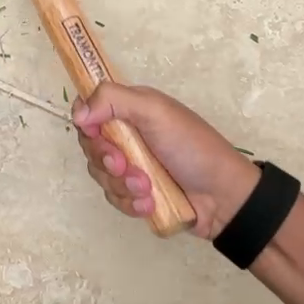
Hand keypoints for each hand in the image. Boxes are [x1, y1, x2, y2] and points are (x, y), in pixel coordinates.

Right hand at [72, 83, 259, 239]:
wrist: (225, 198)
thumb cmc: (192, 147)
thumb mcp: (154, 111)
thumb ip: (112, 100)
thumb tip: (77, 113)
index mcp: (129, 110)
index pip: (89, 110)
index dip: (86, 123)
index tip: (95, 133)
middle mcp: (127, 135)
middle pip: (90, 145)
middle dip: (106, 159)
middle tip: (127, 166)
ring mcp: (131, 166)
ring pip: (100, 174)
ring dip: (122, 185)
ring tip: (148, 188)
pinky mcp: (136, 194)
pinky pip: (113, 198)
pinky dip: (129, 203)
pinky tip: (150, 203)